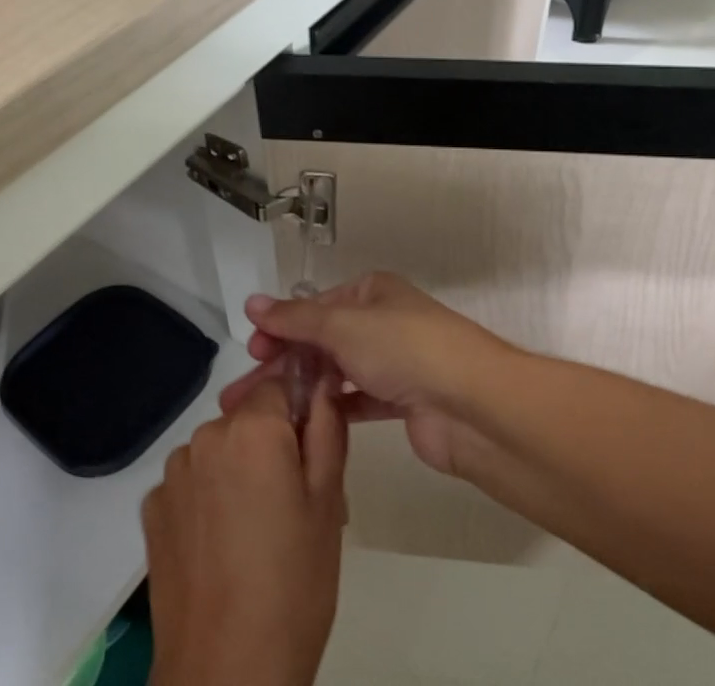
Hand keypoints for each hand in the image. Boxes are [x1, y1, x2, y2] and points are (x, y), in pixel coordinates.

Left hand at [143, 374, 346, 685]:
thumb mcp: (328, 502)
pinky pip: (191, 484)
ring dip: (238, 471)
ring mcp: (172, 475)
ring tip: (258, 532)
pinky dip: (208, 500)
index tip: (314, 451)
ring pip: (218, 451)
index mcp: (252, 429)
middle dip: (271, 445)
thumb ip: (327, 429)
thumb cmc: (295, 582)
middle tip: (295, 502)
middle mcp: (204, 438)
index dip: (301, 411)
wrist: (228, 667)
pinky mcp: (151, 510)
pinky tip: (223, 546)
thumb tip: (324, 381)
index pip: (281, 385)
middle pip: (247, 419)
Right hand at [223, 272, 517, 475]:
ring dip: (302, 387)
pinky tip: (302, 422)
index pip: (315, 305)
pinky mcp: (401, 402)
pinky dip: (331, 408)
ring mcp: (394, 363)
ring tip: (264, 412)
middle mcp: (383, 322)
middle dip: (284, 361)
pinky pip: (356, 401)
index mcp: (372, 292)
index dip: (281, 325)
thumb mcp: (342, 324)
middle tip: (245, 390)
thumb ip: (295, 318)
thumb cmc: (404, 349)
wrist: (470, 404)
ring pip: (337, 372)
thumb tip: (251, 302)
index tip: (251, 351)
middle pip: (323, 339)